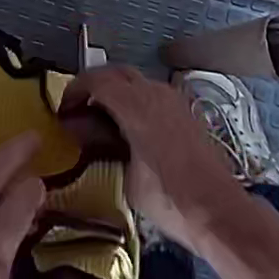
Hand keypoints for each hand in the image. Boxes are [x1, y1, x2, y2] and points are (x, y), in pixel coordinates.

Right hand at [59, 66, 247, 247]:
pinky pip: (151, 92)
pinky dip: (133, 99)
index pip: (99, 80)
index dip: (76, 88)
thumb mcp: (127, 178)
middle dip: (94, 85)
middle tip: (77, 109)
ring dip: (115, 91)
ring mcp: (173, 97)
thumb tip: (83, 130)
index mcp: (138, 105)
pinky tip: (127, 125)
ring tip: (99, 119)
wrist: (215, 206)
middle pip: (117, 72)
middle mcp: (156, 92)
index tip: (63, 106)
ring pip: (136, 80)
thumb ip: (104, 147)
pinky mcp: (183, 108)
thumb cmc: (169, 197)